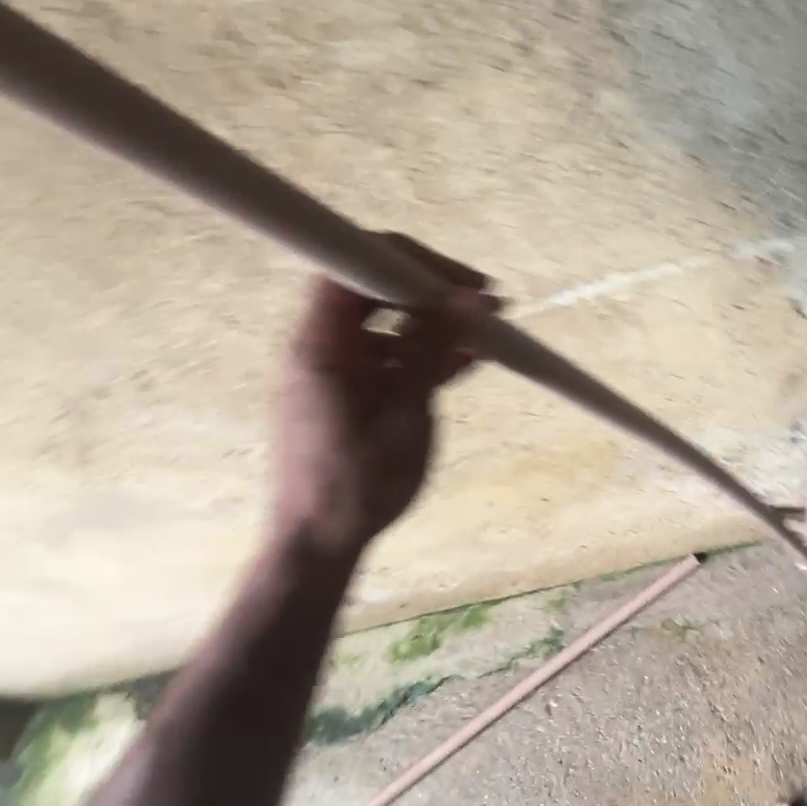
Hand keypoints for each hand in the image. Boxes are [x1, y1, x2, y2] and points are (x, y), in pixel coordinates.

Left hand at [271, 235, 499, 558]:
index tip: (459, 278)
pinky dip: (430, 353)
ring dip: (437, 323)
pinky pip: (395, 356)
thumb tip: (471, 297)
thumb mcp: (404, 411)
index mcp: (319, 346)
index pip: (351, 268)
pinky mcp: (356, 392)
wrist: (320, 545)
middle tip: (483, 299)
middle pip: (374, 290)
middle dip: (430, 289)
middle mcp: (324, 348)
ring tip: (487, 333)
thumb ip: (434, 348)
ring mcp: (340, 370)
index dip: (405, 260)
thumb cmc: (356, 482)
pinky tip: (468, 362)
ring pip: (390, 324)